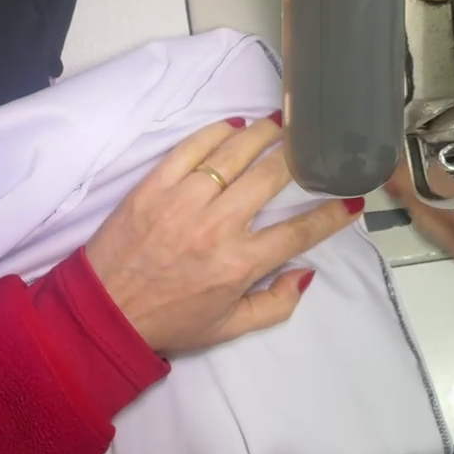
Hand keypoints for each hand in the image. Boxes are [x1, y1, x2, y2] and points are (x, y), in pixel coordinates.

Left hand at [86, 115, 361, 353]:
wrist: (104, 313)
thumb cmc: (170, 321)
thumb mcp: (230, 329)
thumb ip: (276, 305)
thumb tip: (306, 273)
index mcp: (240, 264)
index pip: (299, 231)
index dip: (331, 214)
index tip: (349, 198)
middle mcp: (218, 226)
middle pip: (270, 178)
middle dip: (297, 157)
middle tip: (308, 145)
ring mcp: (184, 201)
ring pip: (234, 154)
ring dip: (262, 134)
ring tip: (277, 124)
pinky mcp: (154, 186)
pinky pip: (191, 149)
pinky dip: (215, 132)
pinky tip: (233, 125)